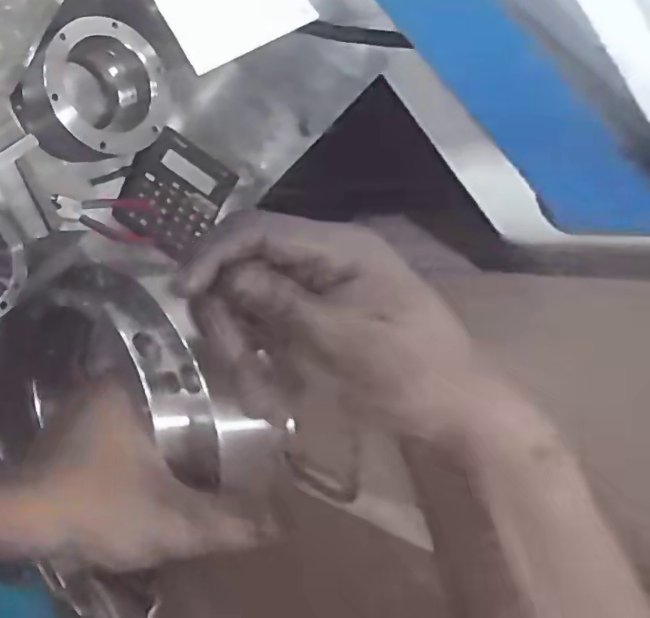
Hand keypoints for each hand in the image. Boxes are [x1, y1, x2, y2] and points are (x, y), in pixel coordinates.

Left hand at [21, 383, 271, 571]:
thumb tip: (281, 520)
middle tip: (235, 452)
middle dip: (200, 426)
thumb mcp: (178, 521)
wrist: (28, 517)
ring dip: (172, 442)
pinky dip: (146, 451)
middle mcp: (103, 385)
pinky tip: (165, 477)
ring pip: (144, 418)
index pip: (187, 381)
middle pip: (167, 401)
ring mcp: (83, 407)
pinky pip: (122, 433)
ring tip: (209, 468)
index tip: (250, 425)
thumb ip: (233, 520)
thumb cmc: (102, 505)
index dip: (222, 402)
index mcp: (128, 388)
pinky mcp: (71, 431)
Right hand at [174, 211, 505, 447]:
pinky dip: (250, 355)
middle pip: (239, 262)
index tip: (184, 288)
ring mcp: (304, 283)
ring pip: (238, 295)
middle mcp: (313, 255)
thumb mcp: (352, 342)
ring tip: (257, 394)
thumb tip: (227, 278)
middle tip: (231, 359)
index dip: (213, 252)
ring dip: (236, 341)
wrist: (465, 420)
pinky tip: (266, 393)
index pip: (256, 229)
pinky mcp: (297, 311)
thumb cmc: (419, 376)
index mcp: (337, 246)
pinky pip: (252, 321)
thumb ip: (286, 304)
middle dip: (225, 310)